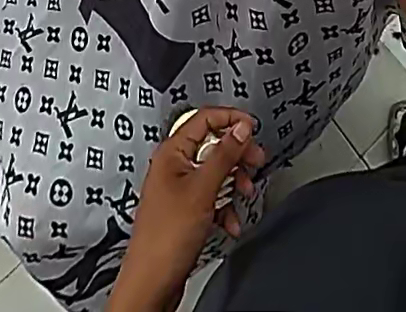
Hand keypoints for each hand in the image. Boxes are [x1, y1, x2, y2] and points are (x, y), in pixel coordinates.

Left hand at [109, 108, 266, 311]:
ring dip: (234, 181)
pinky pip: (213, 196)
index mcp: (172, 152)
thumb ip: (224, 154)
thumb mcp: (203, 189)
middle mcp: (174, 167)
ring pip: (216, 171)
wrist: (150, 288)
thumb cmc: (164, 241)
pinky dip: (226, 205)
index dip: (231, 119)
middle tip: (255, 159)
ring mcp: (179, 189)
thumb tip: (241, 128)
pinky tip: (231, 220)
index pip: (205, 118)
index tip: (251, 127)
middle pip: (213, 144)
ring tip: (245, 191)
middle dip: (237, 154)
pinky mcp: (186, 211)